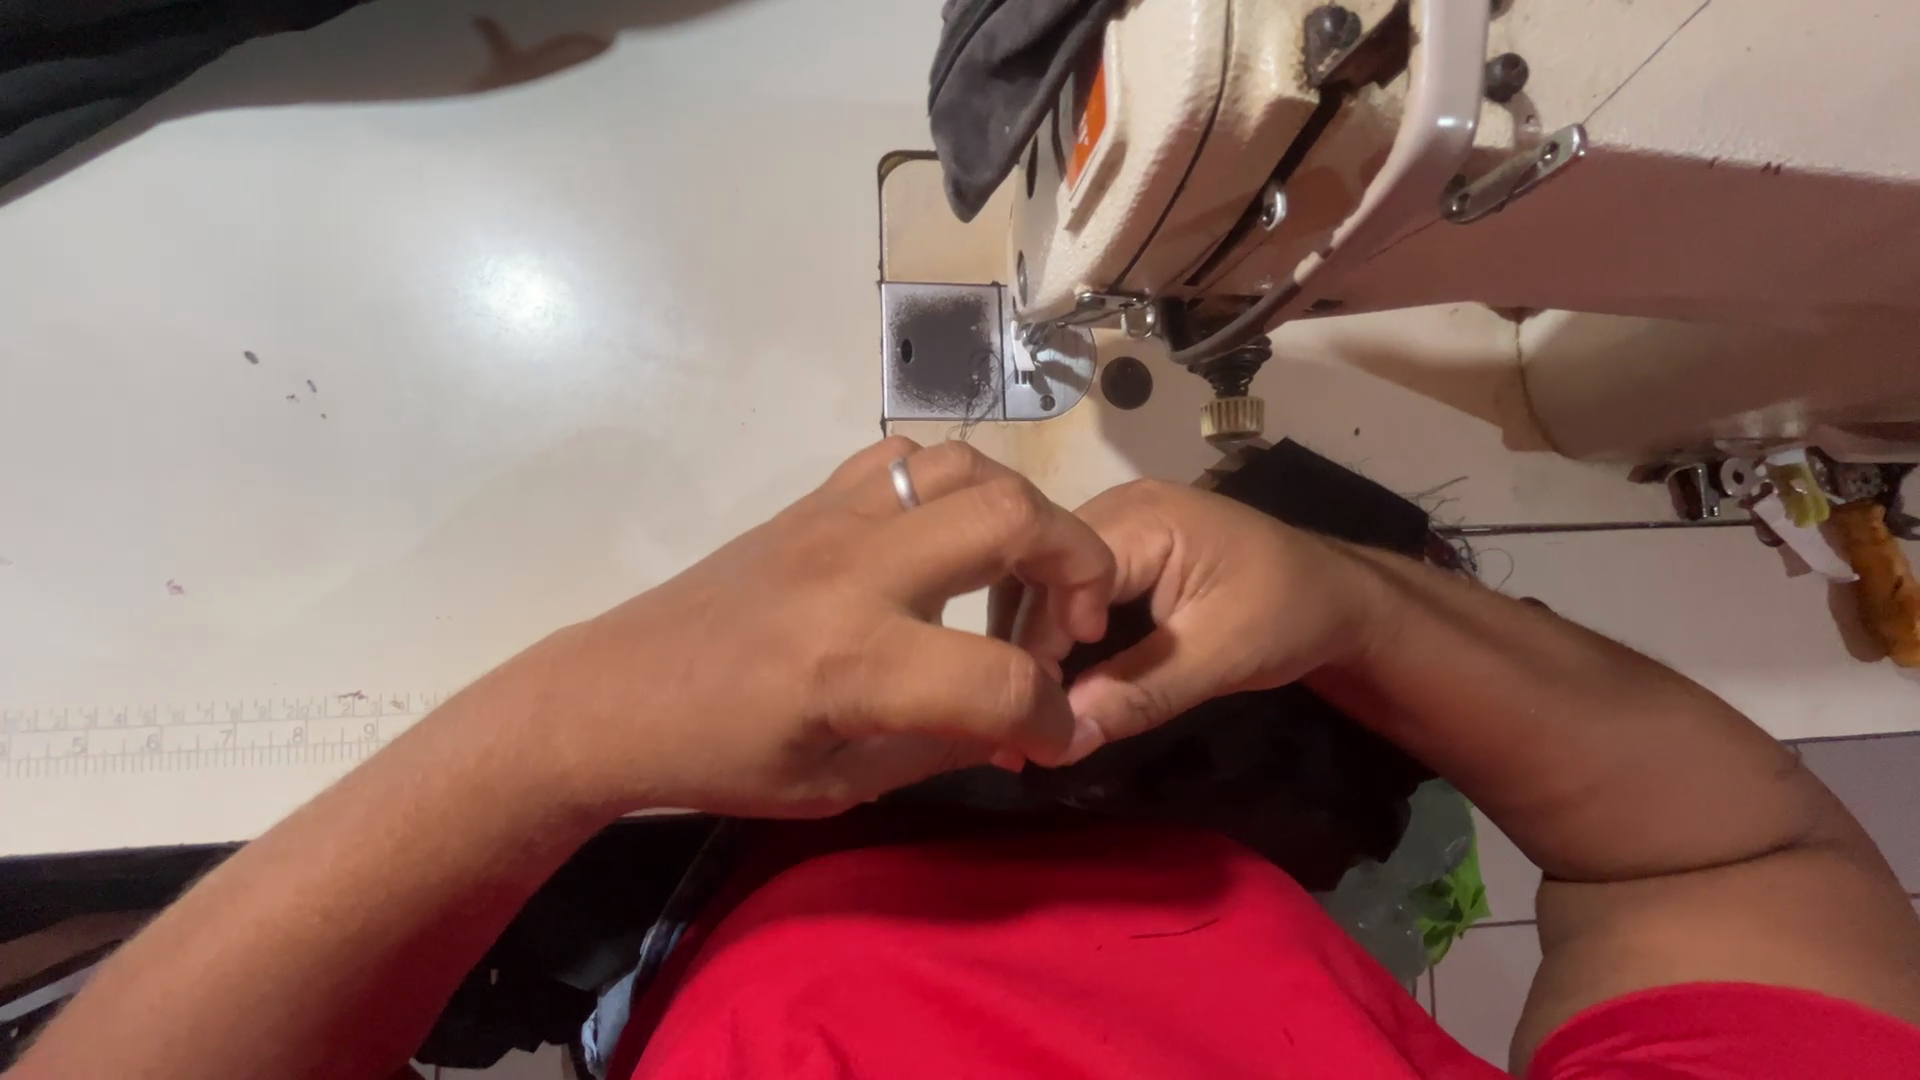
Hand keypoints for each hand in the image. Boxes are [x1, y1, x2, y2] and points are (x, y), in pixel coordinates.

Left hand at [508, 437, 1115, 818]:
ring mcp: (835, 517)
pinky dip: (953, 485)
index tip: (1052, 734)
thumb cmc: (720, 757)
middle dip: (1079, 564)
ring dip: (1022, 512)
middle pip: (1010, 516)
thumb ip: (943, 748)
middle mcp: (856, 568)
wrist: (617, 692)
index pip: (1002, 680)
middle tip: (1075, 618)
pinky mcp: (815, 499)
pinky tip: (947, 535)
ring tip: (1023, 566)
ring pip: (967, 465)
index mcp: (855, 661)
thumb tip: (1022, 727)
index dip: (1051, 717)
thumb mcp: (838, 784)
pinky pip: (906, 458)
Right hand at [1053, 479, 1387, 761]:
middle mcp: (1117, 506)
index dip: (1039, 643)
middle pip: (1040, 572)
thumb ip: (1141, 693)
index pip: (1059, 578)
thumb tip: (1063, 738)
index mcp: (1142, 517)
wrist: (1339, 597)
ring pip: (1045, 578)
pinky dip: (1056, 628)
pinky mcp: (1121, 546)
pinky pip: (1067, 584)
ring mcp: (1117, 522)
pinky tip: (1055, 669)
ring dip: (1035, 637)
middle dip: (1027, 642)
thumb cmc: (1292, 615)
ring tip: (1032, 696)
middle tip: (1022, 710)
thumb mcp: (1221, 658)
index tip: (1037, 710)